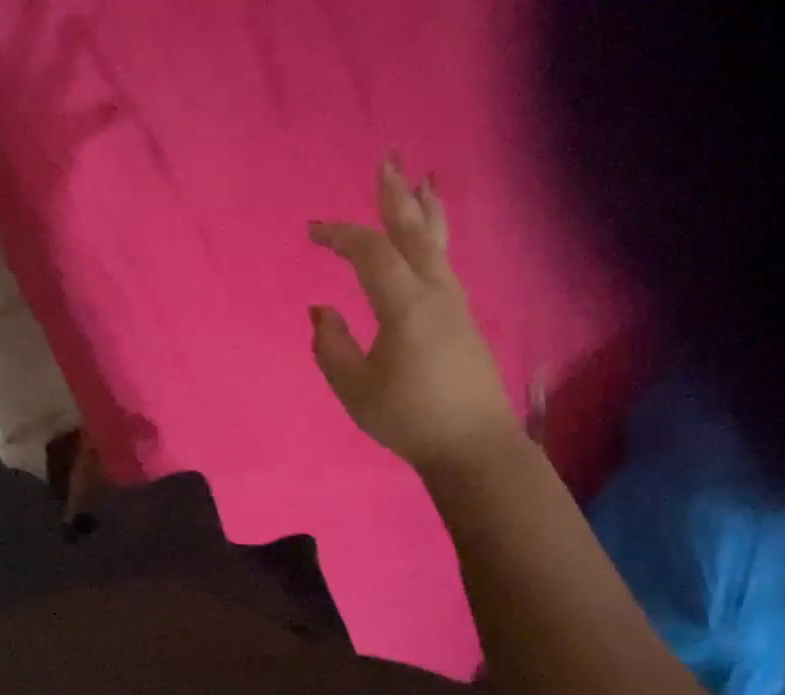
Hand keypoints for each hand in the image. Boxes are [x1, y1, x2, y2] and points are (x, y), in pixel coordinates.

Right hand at [308, 157, 521, 473]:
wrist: (471, 444)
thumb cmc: (407, 417)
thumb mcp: (354, 388)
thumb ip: (332, 346)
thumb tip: (321, 309)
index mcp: (406, 306)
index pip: (372, 254)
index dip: (341, 235)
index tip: (313, 229)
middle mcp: (436, 293)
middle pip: (415, 233)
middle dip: (397, 196)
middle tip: (389, 160)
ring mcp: (456, 304)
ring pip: (438, 245)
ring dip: (425, 211)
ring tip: (423, 181)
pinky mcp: (462, 319)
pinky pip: (445, 264)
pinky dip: (434, 240)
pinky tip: (429, 242)